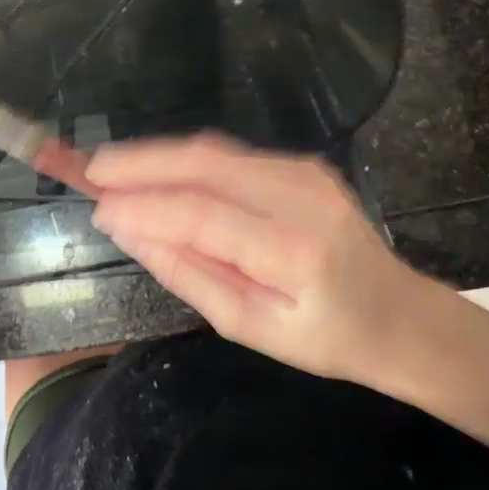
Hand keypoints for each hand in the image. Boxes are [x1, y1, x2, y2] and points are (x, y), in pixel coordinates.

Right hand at [88, 133, 432, 382]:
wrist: (401, 315)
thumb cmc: (326, 338)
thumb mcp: (250, 325)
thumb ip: (187, 273)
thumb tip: (128, 230)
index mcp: (294, 251)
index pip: (201, 215)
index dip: (143, 206)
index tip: (97, 208)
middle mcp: (301, 198)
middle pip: (203, 164)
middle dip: (139, 161)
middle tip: (87, 168)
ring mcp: (304, 173)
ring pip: (211, 152)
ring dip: (155, 156)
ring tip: (109, 169)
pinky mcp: (301, 164)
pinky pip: (228, 156)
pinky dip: (184, 161)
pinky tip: (156, 174)